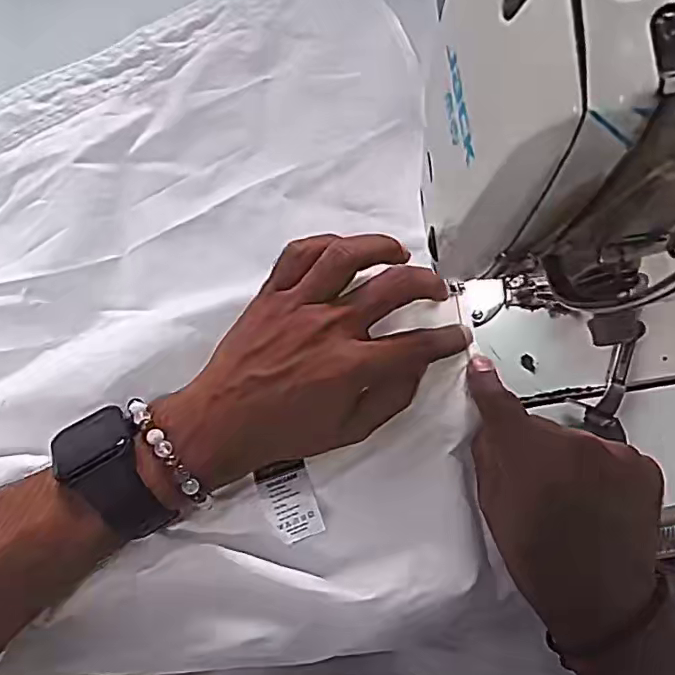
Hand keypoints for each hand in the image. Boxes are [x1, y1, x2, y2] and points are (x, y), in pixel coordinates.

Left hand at [152, 234, 470, 491]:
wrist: (222, 423)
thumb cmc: (277, 430)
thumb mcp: (347, 430)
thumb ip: (389, 399)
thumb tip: (414, 371)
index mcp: (349, 366)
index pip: (415, 344)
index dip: (444, 339)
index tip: (452, 337)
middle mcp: (327, 329)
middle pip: (394, 287)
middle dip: (428, 284)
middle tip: (435, 290)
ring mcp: (298, 306)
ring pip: (347, 256)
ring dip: (381, 248)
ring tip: (398, 254)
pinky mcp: (272, 296)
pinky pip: (299, 254)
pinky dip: (326, 244)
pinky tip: (342, 250)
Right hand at [468, 356, 664, 647]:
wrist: (601, 600)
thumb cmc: (546, 566)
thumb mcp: (496, 513)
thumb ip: (489, 462)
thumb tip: (488, 432)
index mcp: (528, 456)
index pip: (500, 407)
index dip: (486, 387)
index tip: (480, 371)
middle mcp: (573, 445)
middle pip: (542, 429)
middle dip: (536, 448)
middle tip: (538, 488)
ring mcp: (612, 453)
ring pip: (578, 441)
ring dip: (572, 461)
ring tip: (572, 502)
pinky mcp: (640, 464)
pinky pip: (609, 454)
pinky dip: (601, 470)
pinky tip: (596, 502)